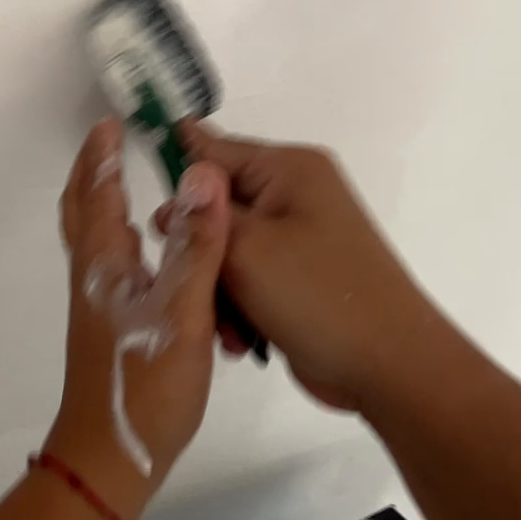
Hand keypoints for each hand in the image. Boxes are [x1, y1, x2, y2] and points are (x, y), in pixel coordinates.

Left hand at [45, 119, 231, 519]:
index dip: (102, 155)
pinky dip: (122, 238)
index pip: (97, 193)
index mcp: (104, 262)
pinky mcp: (107, 322)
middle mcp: (92, 274)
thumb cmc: (146, 381)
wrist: (111, 449)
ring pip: (93, 236)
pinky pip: (111, 263)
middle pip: (81, 209)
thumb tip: (199, 178)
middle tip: (108, 142)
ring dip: (101, 201)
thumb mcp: (182, 311)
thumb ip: (195, 246)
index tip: (111, 122)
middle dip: (90, 171)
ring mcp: (96, 300)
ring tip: (123, 181)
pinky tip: (148, 251)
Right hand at [173, 121, 458, 412]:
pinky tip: (237, 337)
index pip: (209, 149)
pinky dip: (234, 306)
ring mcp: (294, 238)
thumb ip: (200, 214)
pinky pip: (242, 278)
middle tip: (186, 278)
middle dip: (195, 247)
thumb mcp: (245, 247)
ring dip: (212, 286)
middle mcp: (292, 194)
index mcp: (287, 170)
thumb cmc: (316, 297)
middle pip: (211, 206)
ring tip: (219, 323)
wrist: (390, 370)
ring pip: (221, 248)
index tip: (130, 196)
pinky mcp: (293, 277)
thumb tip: (178, 188)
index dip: (171, 169)